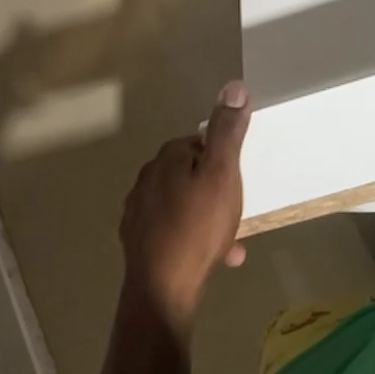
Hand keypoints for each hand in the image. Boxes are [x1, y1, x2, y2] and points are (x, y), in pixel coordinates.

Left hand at [118, 81, 250, 332]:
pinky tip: (211, 258)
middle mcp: (146, 178)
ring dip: (205, 217)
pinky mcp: (137, 240)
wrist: (163, 287)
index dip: (221, 160)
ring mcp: (138, 211)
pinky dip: (191, 238)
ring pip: (181, 205)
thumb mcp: (223, 175)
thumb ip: (227, 132)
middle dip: (213, 190)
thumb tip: (234, 86)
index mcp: (166, 158)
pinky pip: (172, 230)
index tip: (237, 181)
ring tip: (228, 241)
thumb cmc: (198, 227)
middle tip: (235, 212)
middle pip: (188, 174)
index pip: (198, 143)